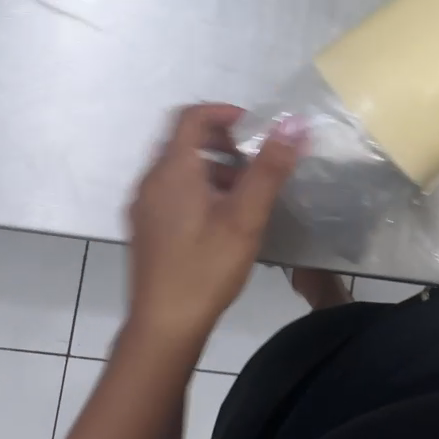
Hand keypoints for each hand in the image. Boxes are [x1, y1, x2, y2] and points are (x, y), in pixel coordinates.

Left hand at [124, 104, 304, 350]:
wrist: (164, 325)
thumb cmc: (207, 267)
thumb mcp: (246, 216)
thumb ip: (270, 167)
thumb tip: (294, 123)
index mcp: (172, 170)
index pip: (192, 116)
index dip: (227, 112)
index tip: (258, 130)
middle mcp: (151, 181)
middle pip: (185, 140)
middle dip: (225, 141)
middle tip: (259, 160)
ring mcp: (144, 206)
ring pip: (180, 168)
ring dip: (216, 167)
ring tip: (249, 193)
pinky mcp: (146, 228)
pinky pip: (173, 191)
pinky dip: (201, 188)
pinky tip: (225, 220)